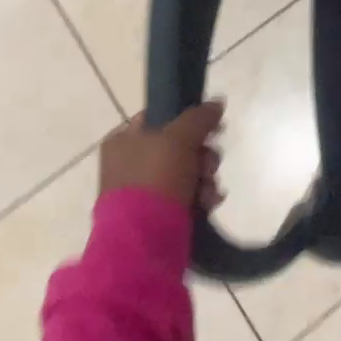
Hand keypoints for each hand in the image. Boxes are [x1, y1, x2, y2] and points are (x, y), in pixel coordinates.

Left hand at [100, 102, 224, 209]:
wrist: (144, 238)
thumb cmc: (156, 178)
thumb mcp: (179, 137)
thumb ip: (199, 117)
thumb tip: (217, 102)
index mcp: (123, 140)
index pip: (160, 117)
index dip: (189, 118)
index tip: (212, 126)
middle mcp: (130, 163)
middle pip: (179, 145)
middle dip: (203, 153)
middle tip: (210, 162)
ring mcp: (143, 190)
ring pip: (187, 171)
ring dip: (206, 176)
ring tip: (209, 188)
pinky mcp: (158, 213)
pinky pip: (187, 195)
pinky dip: (201, 196)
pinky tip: (210, 202)